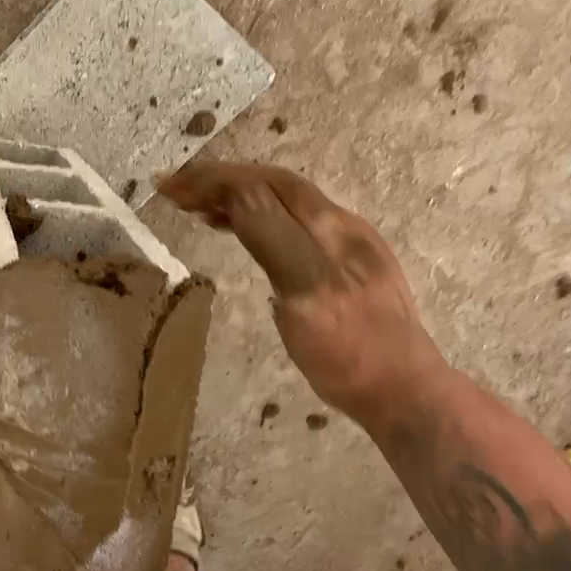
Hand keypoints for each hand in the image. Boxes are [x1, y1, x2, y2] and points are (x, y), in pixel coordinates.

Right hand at [158, 162, 452, 425]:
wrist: (404, 391)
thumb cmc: (349, 357)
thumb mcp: (304, 298)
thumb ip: (273, 241)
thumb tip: (235, 195)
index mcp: (327, 230)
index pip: (259, 187)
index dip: (210, 180)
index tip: (166, 187)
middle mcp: (338, 225)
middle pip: (270, 183)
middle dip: (217, 179)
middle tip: (174, 190)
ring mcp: (346, 241)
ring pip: (280, 199)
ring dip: (233, 194)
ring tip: (195, 207)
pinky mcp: (345, 260)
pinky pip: (290, 219)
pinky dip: (252, 214)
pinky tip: (234, 228)